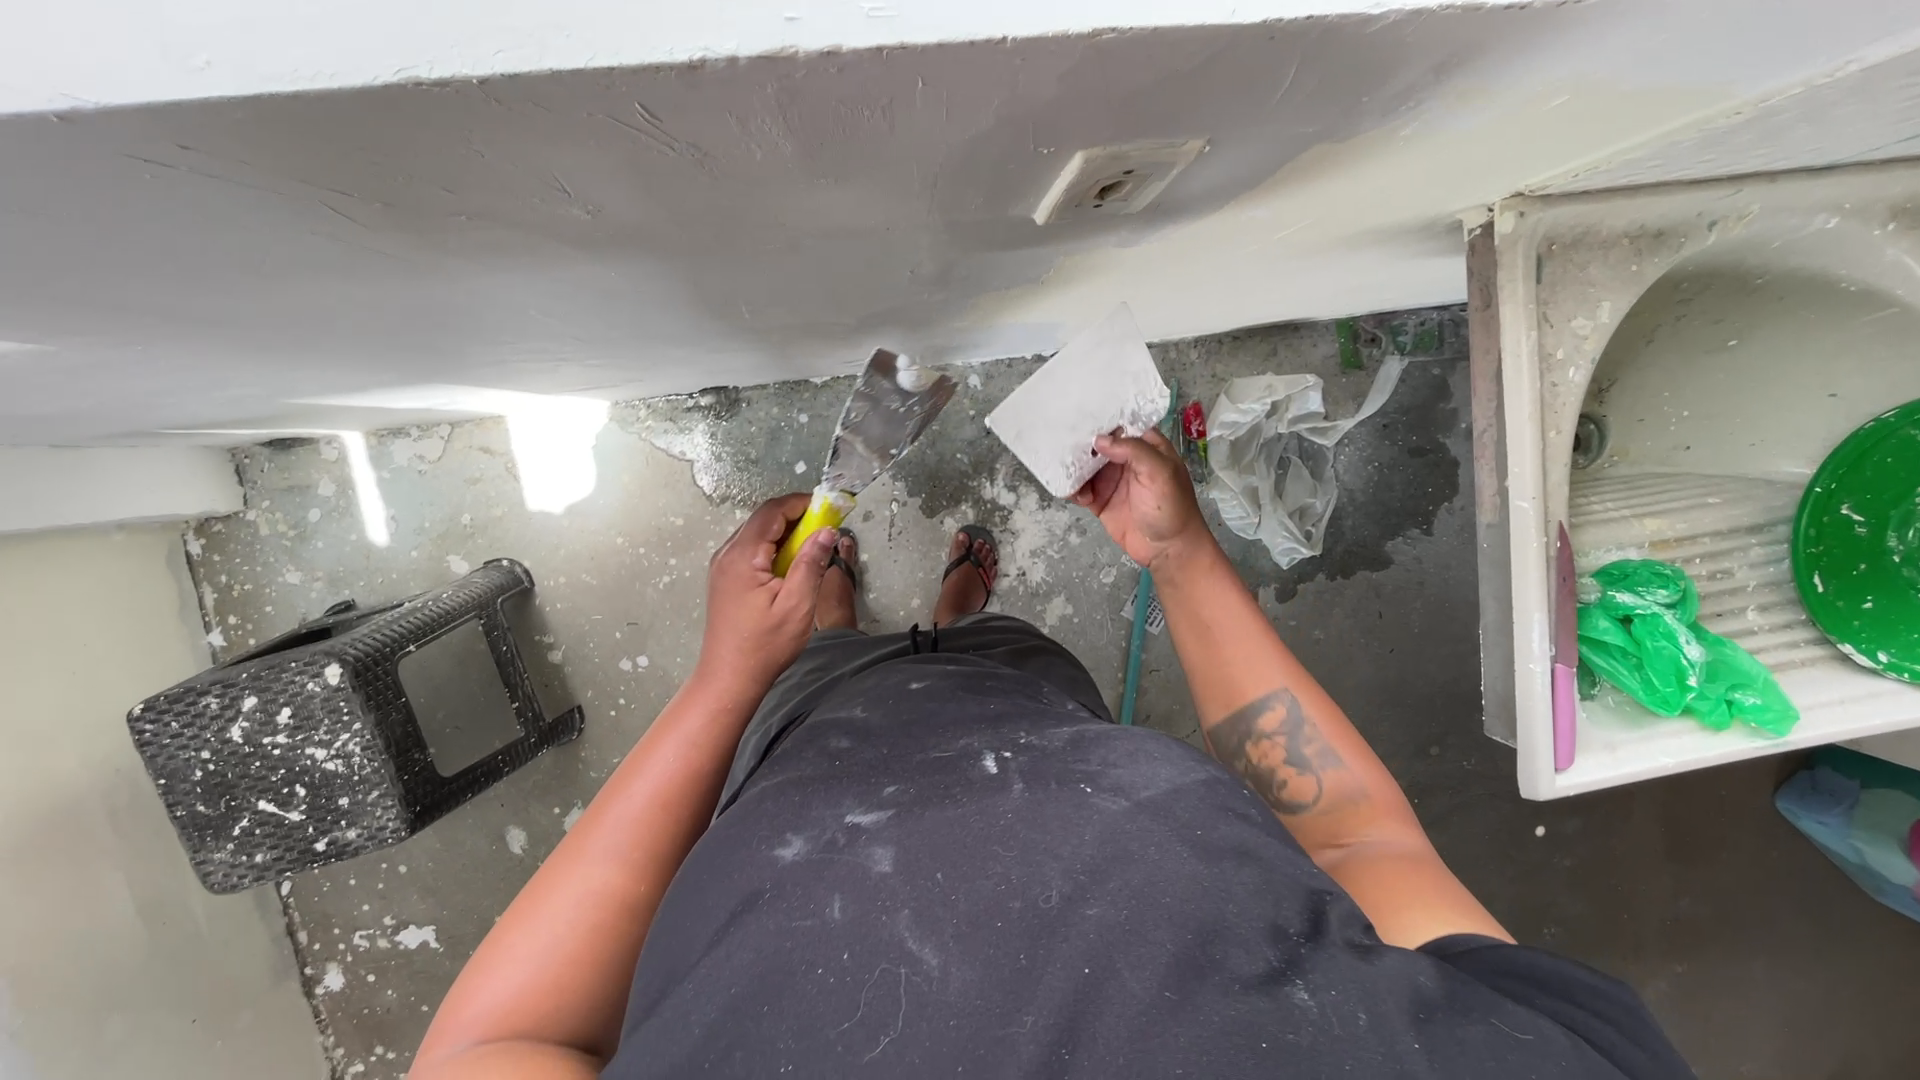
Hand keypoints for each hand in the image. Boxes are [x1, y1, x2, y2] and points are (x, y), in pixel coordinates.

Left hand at [696, 494, 836, 688]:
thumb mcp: (797, 604)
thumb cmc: (764, 645)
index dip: (801, 503)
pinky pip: (752, 550)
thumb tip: (826, 531)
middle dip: (796, 517)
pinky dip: (775, 548)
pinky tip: (792, 566)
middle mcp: (727, 554)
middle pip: (763, 519)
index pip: (772, 511)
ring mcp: (723, 566)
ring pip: (758, 533)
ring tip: (813, 548)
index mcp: (742, 556)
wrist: (729, 678)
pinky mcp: (726, 579)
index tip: (828, 509)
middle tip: (825, 528)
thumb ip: (811, 563)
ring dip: (786, 534)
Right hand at [1071, 429, 1214, 572]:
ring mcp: (1111, 480)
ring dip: (1074, 469)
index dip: (1102, 418)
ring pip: (1084, 466)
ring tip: (1069, 474)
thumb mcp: (1159, 472)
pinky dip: (1073, 490)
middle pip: (1097, 444)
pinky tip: (1078, 496)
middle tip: (1063, 444)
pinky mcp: (1099, 500)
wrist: (1167, 549)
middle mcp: (1125, 459)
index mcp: (1145, 446)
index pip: (1120, 424)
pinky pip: (1080, 489)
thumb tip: (1099, 440)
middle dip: (1080, 444)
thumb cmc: (1171, 507)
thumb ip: (1133, 450)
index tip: (1079, 414)